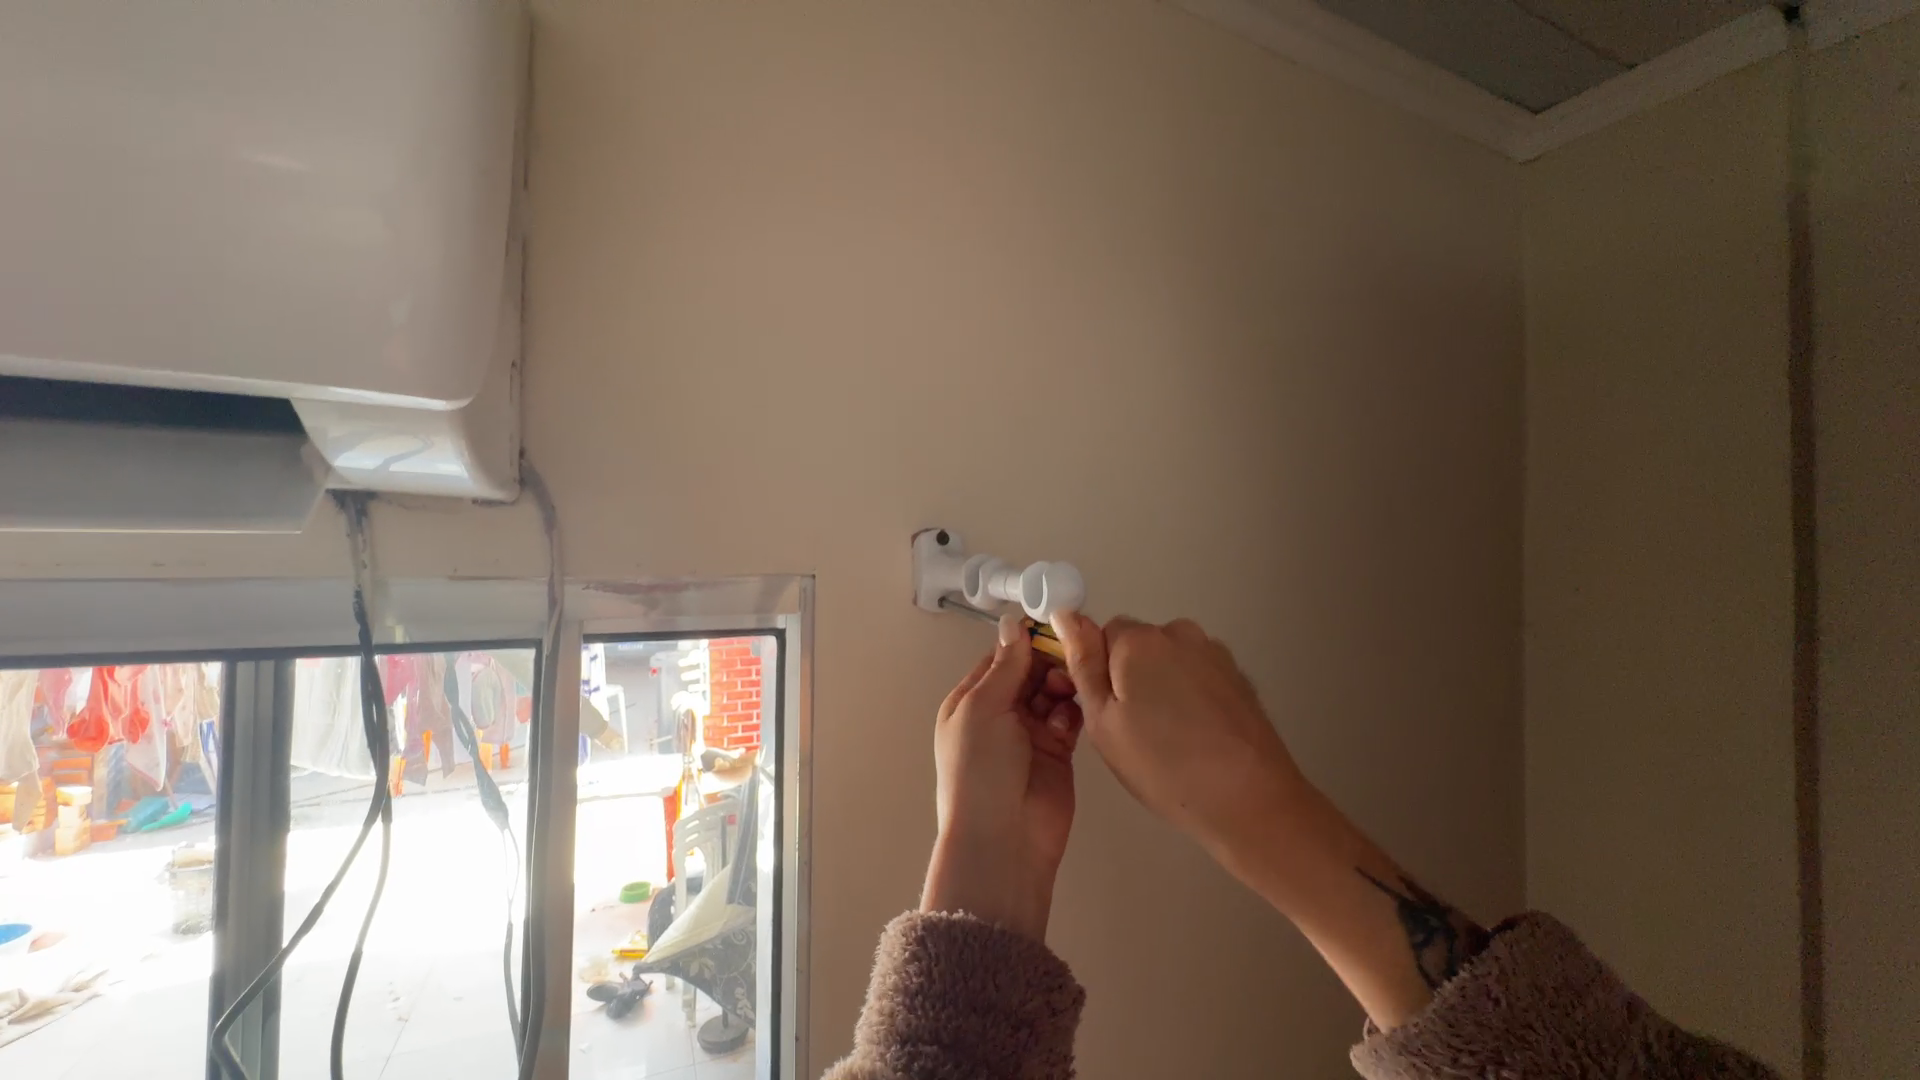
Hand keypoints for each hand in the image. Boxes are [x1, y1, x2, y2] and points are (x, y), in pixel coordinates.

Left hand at [921, 614, 1082, 939]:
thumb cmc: (980, 769)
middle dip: (1048, 660)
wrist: (1005, 839)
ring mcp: (1029, 733)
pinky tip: (1071, 713)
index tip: (1053, 622)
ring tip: (1067, 686)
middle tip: (1069, 652)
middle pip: (1029, 671)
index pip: (1001, 657)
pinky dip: (1072, 710)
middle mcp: (999, 714)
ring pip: (1052, 691)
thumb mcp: (983, 709)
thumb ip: (1004, 666)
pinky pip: (1069, 717)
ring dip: (1061, 683)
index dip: (1025, 640)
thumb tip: (1012, 624)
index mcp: (971, 701)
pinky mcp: (1058, 751)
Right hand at [1052, 614, 1305, 857]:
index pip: (1101, 634)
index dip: (1099, 672)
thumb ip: (1083, 663)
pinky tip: (1200, 737)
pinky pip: (1199, 676)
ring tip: (1173, 738)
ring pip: (1170, 661)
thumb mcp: (1104, 722)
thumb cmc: (1163, 766)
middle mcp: (1179, 633)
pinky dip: (1193, 697)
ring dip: (1164, 686)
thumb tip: (1065, 614)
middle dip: (1132, 676)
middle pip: (1138, 644)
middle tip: (1136, 731)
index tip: (1110, 712)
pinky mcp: (1240, 676)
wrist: (1251, 801)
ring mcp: (1215, 653)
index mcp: (1139, 640)